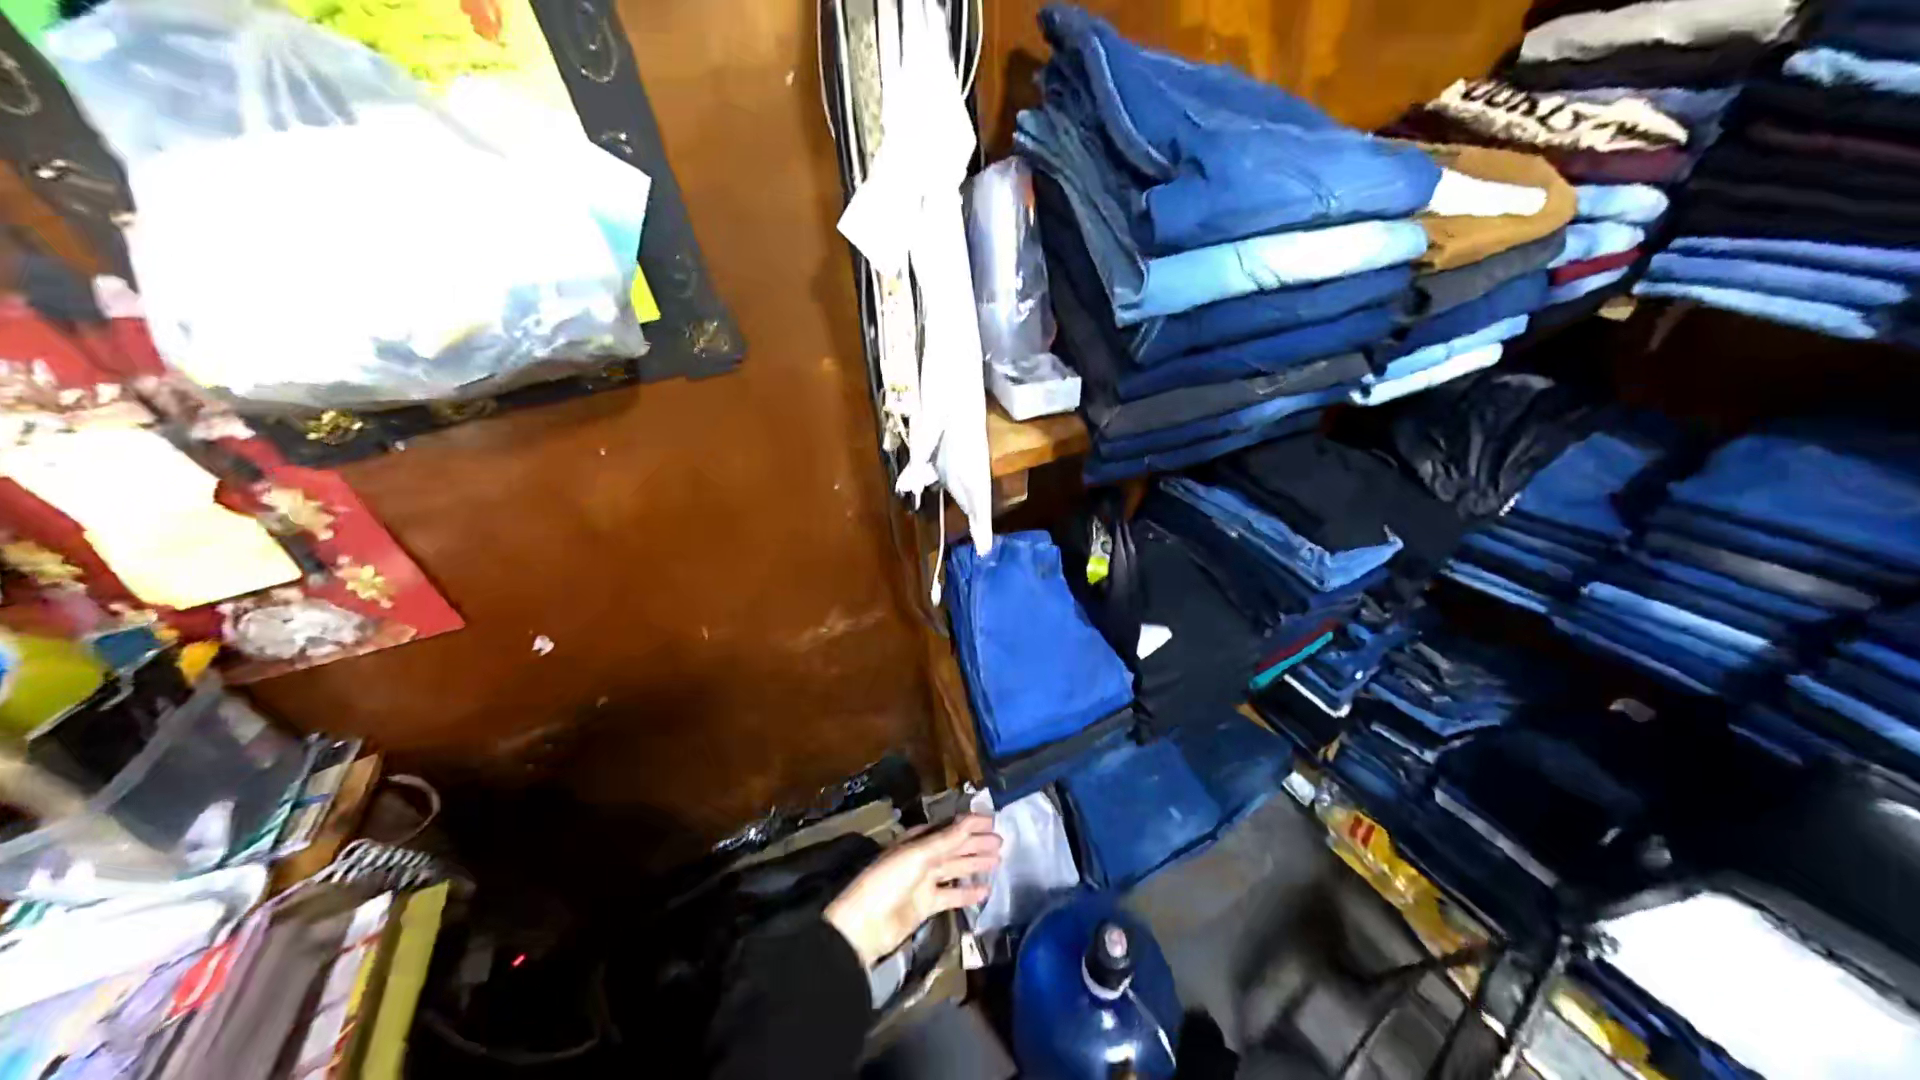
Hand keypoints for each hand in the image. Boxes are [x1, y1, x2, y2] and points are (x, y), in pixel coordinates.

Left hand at [823, 813, 1002, 966]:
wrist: (865, 925)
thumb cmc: (888, 881)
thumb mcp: (917, 856)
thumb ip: (946, 841)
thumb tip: (970, 821)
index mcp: (916, 840)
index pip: (948, 827)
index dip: (969, 824)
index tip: (992, 820)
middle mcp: (921, 857)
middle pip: (954, 847)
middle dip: (976, 843)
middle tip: (1002, 841)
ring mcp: (924, 882)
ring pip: (955, 869)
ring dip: (975, 864)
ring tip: (999, 860)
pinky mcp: (927, 905)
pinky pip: (952, 894)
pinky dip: (968, 892)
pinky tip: (986, 891)